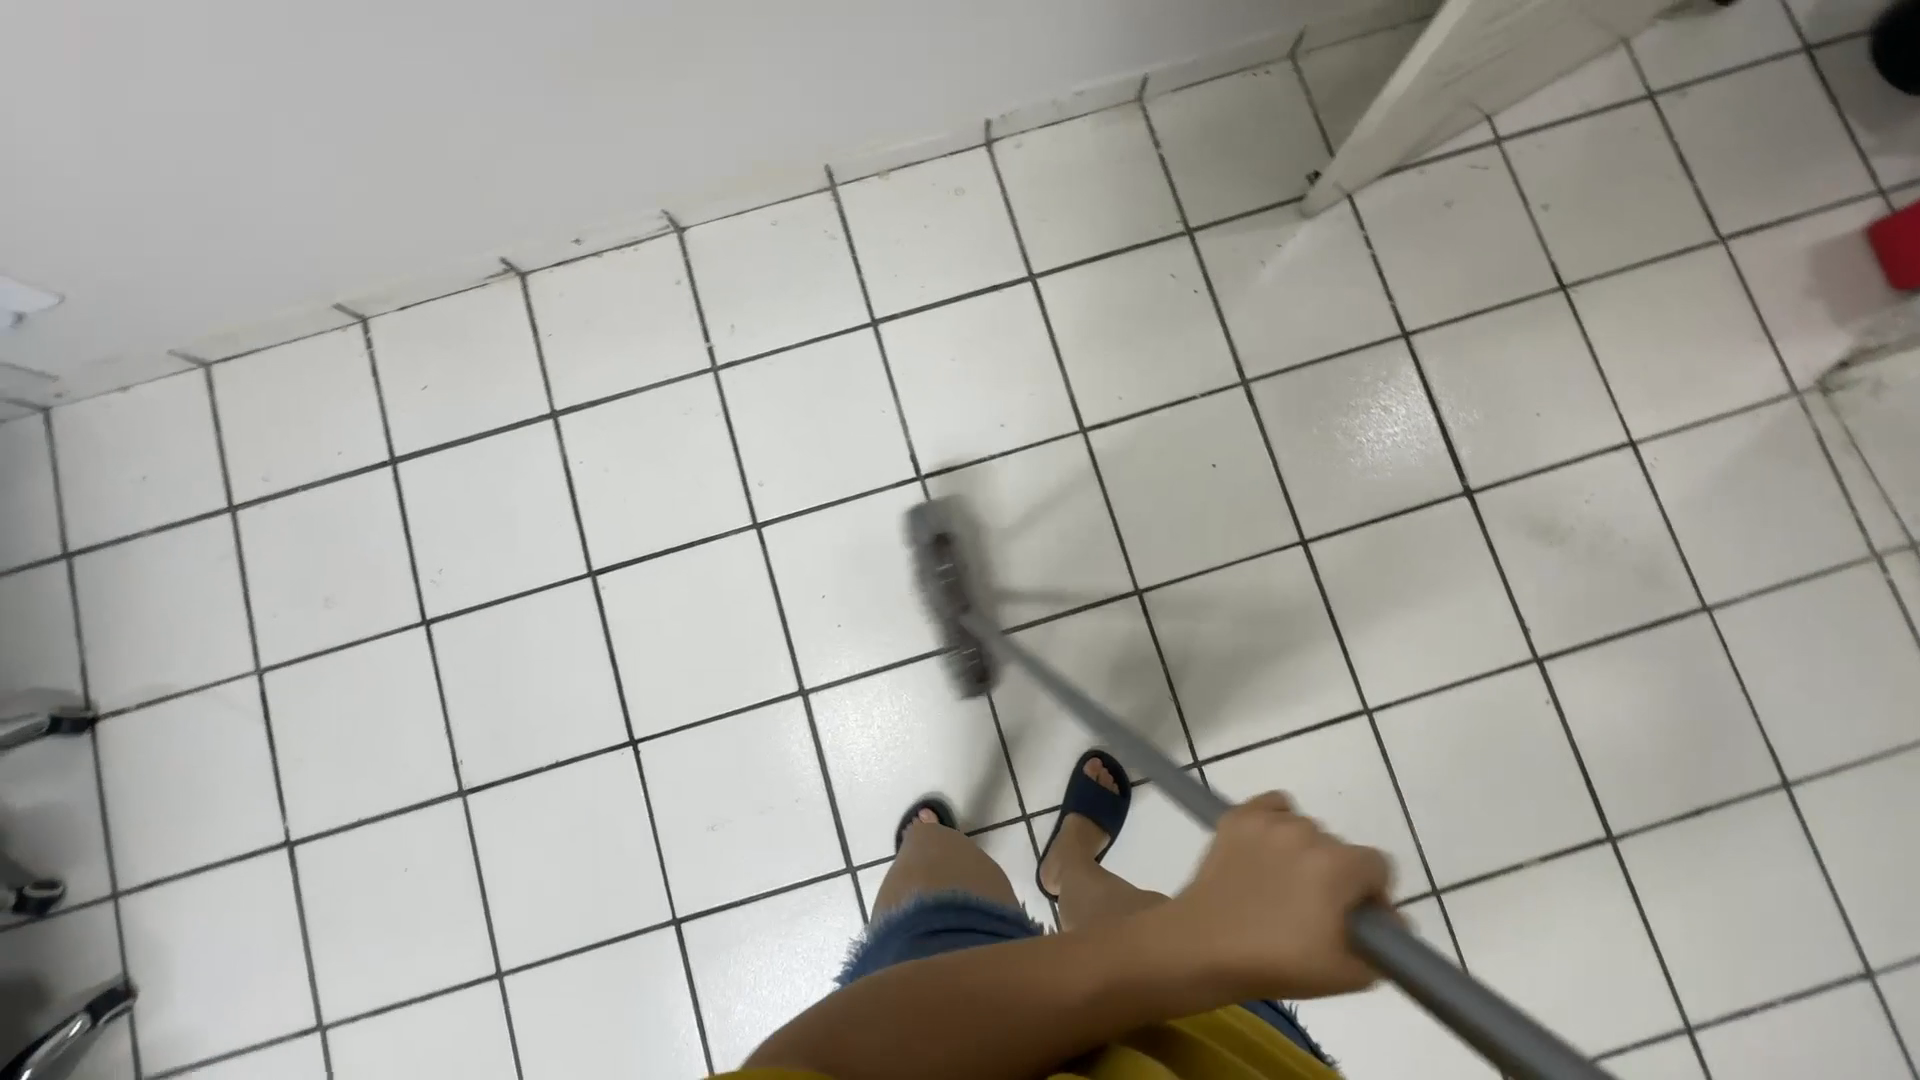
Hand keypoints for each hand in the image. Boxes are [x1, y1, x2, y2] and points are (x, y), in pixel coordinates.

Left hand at [1162, 792, 1393, 1000]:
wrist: (1204, 945)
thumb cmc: (1277, 962)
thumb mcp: (1347, 972)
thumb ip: (1385, 945)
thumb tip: (1392, 921)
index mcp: (1337, 866)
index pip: (1378, 866)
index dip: (1372, 893)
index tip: (1354, 917)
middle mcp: (1305, 833)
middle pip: (1339, 848)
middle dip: (1335, 876)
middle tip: (1312, 908)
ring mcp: (1267, 821)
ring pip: (1305, 829)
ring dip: (1304, 851)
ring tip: (1281, 884)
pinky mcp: (1235, 817)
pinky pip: (1272, 806)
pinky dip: (1276, 821)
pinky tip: (1267, 850)